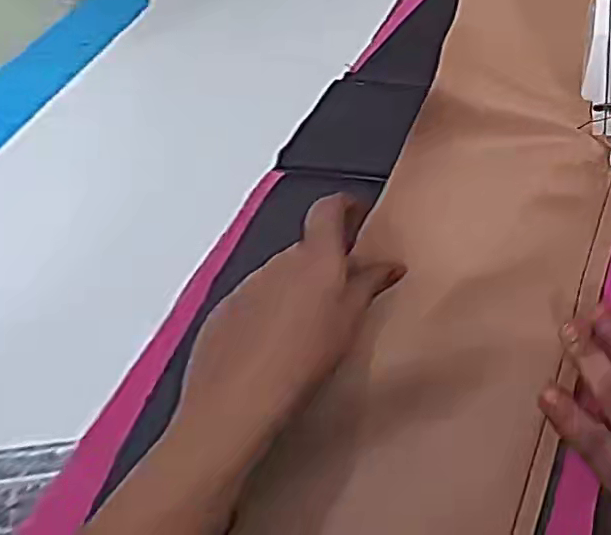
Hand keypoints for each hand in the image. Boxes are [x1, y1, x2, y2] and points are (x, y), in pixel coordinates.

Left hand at [173, 194, 402, 458]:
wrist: (232, 406)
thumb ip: (370, 282)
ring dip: (296, 288)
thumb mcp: (351, 318)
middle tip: (342, 291)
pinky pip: (254, 301)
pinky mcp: (221, 314)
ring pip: (280, 275)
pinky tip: (274, 346)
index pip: (328, 208)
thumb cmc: (305, 356)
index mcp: (316, 255)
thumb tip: (390, 265)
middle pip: (307, 247)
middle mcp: (279, 260)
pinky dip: (268, 312)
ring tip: (308, 326)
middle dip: (324, 262)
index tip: (359, 213)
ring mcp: (245, 286)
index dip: (346, 204)